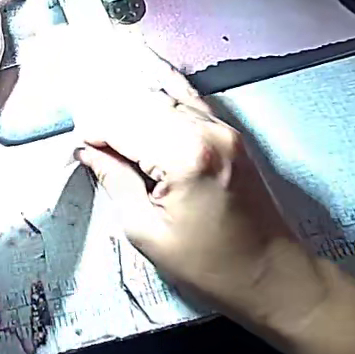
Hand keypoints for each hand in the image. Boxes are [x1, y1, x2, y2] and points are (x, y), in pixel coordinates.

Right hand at [73, 62, 333, 334]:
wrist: (275, 277)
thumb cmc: (209, 266)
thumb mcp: (146, 231)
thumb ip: (115, 181)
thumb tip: (88, 151)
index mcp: (183, 157)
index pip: (121, 126)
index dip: (94, 134)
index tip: (79, 148)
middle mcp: (205, 132)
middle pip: (139, 105)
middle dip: (109, 118)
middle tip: (91, 141)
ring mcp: (222, 128)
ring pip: (160, 98)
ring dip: (131, 106)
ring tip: (110, 123)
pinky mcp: (230, 132)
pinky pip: (189, 98)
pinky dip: (164, 88)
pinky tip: (145, 76)